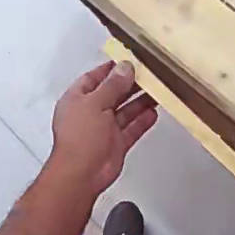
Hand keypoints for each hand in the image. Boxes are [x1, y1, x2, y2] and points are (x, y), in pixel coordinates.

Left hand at [48, 61, 157, 196]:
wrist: (83, 173)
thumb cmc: (80, 139)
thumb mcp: (96, 103)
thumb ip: (113, 85)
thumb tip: (125, 69)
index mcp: (77, 99)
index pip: (94, 78)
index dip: (111, 70)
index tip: (128, 61)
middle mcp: (90, 112)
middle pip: (113, 93)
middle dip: (130, 85)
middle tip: (148, 75)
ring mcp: (103, 129)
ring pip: (125, 111)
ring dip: (140, 102)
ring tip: (157, 91)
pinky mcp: (116, 143)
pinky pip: (132, 128)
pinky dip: (142, 121)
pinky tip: (153, 113)